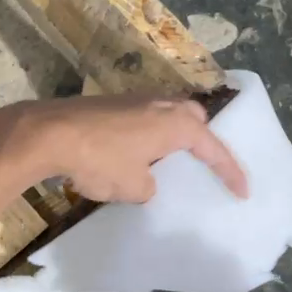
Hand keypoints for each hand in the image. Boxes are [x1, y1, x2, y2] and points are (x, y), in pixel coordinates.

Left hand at [0, 94, 247, 202]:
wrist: (50, 133)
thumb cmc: (99, 160)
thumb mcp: (132, 187)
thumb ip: (148, 186)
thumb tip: (144, 181)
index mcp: (177, 124)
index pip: (214, 148)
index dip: (229, 172)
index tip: (242, 191)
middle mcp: (161, 104)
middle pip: (193, 117)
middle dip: (202, 138)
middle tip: (202, 161)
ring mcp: (133, 99)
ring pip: (165, 113)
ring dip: (171, 133)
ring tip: (168, 159)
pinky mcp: (109, 104)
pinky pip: (141, 118)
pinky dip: (146, 133)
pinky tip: (134, 152)